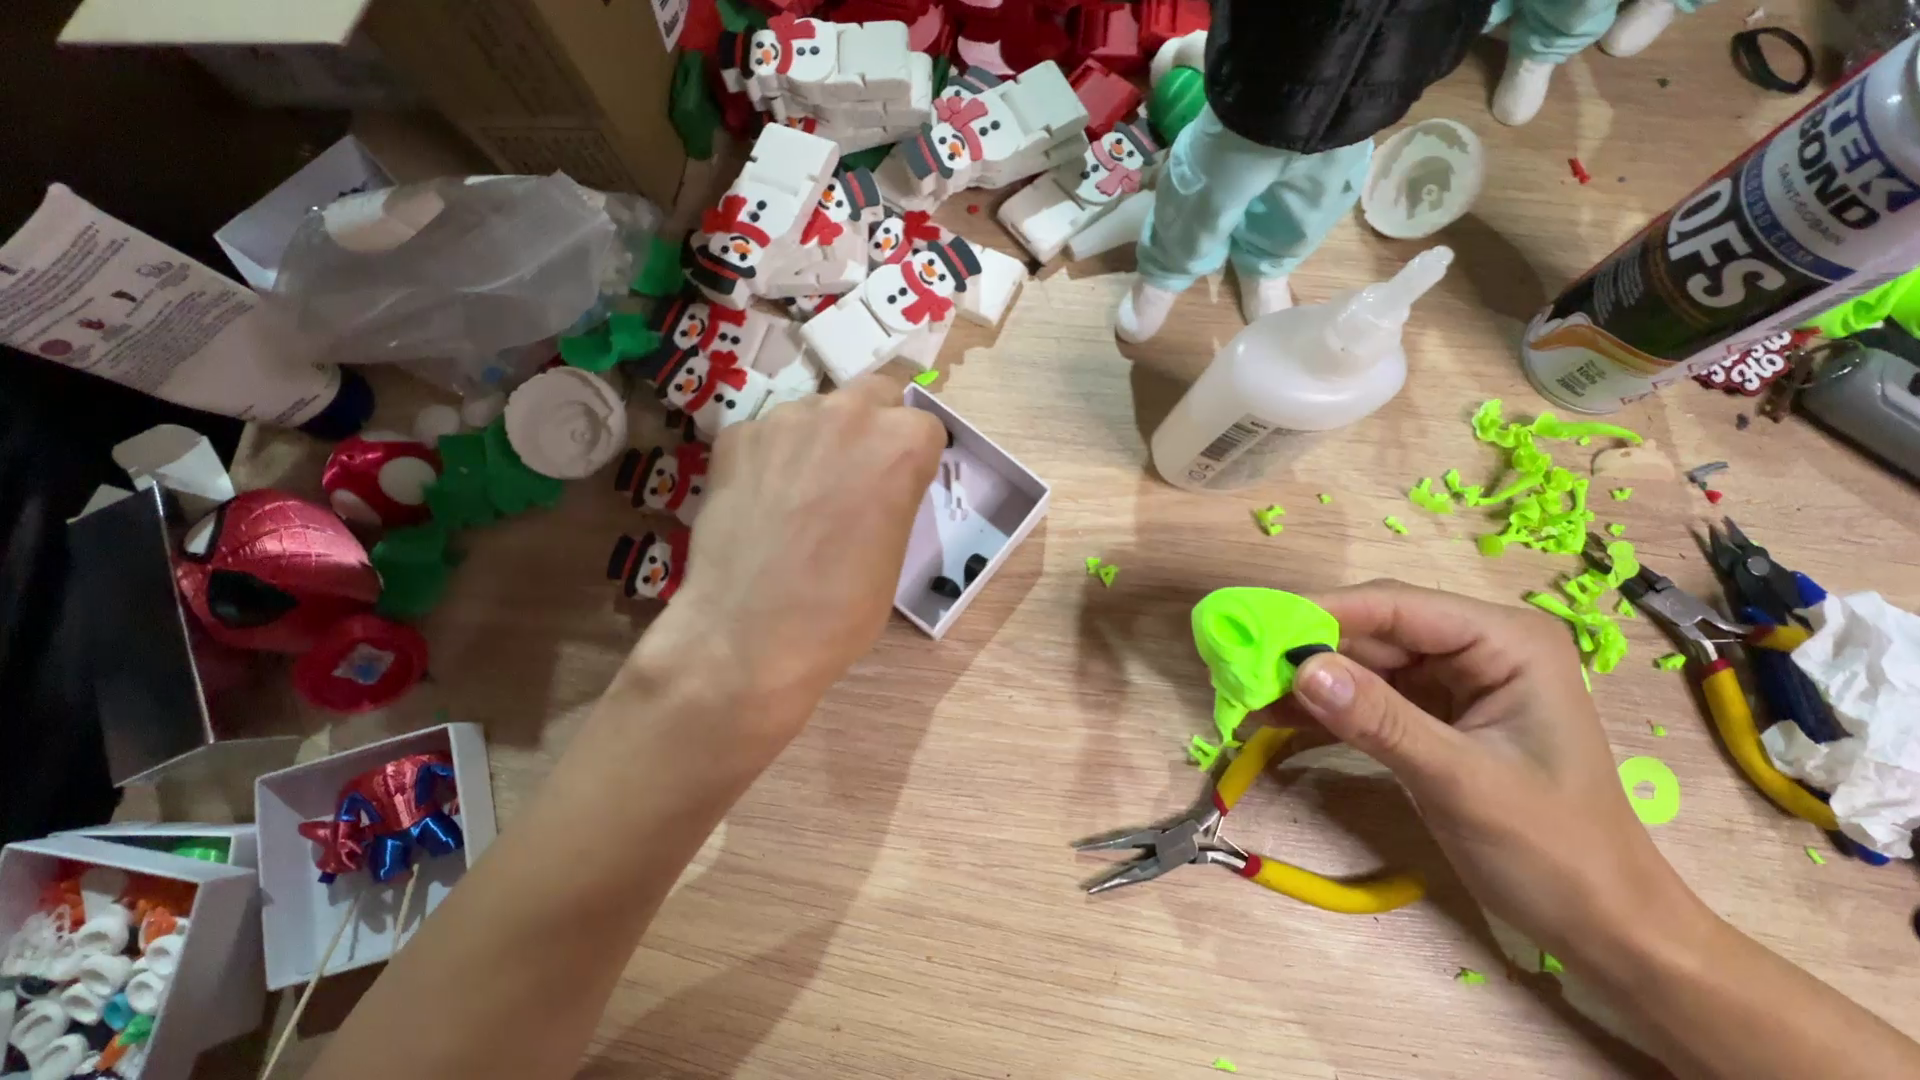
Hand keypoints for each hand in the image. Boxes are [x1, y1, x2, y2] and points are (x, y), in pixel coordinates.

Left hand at [637, 374, 944, 742]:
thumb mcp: (895, 551)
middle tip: (855, 476)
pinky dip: (769, 459)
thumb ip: (894, 495)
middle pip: (873, 396)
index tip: (898, 486)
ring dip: (817, 440)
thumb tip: (875, 485)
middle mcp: (846, 414)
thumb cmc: (841, 610)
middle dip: (871, 427)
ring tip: (799, 496)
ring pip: (814, 413)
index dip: (912, 458)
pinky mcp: (736, 437)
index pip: (923, 427)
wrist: (750, 636)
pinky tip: (761, 504)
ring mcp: (784, 420)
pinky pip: (765, 435)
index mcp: (901, 442)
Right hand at [1281, 581, 1696, 955]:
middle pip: (1372, 631)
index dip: (1321, 613)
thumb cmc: (1554, 851)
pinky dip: (1323, 709)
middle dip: (1306, 650)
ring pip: (1361, 664)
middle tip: (1239, 668)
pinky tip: (1273, 718)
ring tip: (1243, 695)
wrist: (1602, 925)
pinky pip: (1366, 699)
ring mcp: (1453, 683)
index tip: (1254, 628)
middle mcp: (1477, 648)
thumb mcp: (1462, 782)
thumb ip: (1381, 720)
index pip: (1397, 607)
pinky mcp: (1432, 716)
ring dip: (1306, 681)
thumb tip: (1300, 668)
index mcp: (1505, 641)